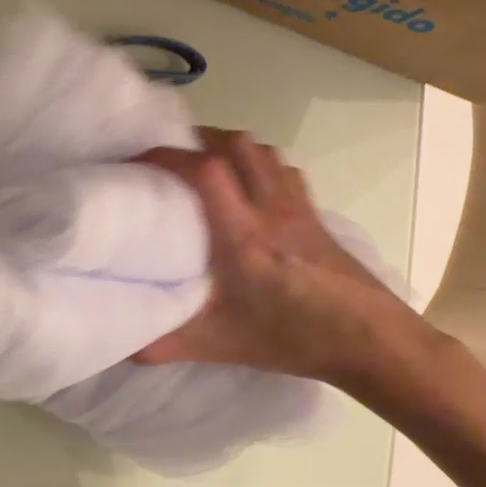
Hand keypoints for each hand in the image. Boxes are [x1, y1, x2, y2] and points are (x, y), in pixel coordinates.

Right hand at [131, 128, 430, 386]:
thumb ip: (160, 345)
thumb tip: (115, 346)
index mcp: (241, 237)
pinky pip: (284, 170)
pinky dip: (258, 164)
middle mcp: (271, 211)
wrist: (370, 340)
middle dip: (196, 140)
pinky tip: (245, 186)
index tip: (134, 161)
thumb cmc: (291, 339)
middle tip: (166, 158)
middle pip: (236, 145)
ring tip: (200, 163)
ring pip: (263, 152)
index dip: (167, 156)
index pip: (205, 171)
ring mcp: (298, 209)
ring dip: (228, 147)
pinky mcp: (315, 216)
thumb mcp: (216, 347)